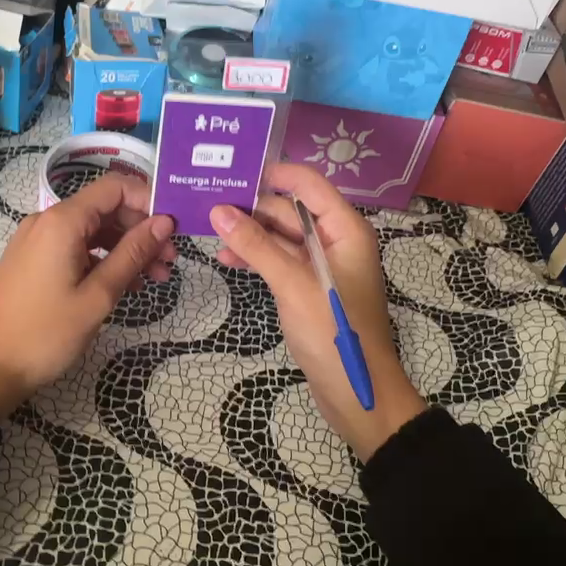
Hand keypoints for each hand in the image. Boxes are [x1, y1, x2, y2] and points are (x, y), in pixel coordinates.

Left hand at [0, 174, 176, 418]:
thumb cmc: (44, 333)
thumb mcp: (97, 296)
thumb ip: (132, 254)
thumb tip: (164, 222)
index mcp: (62, 222)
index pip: (115, 187)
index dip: (148, 199)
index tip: (174, 227)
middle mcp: (47, 221)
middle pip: (105, 208)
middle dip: (141, 229)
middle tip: (169, 261)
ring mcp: (37, 240)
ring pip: (92, 230)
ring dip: (125, 248)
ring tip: (154, 279)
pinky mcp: (32, 260)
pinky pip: (75, 247)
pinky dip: (102, 259)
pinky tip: (124, 285)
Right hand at [211, 164, 426, 460]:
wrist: (358, 394)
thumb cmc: (334, 332)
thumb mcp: (293, 284)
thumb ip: (256, 245)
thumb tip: (218, 210)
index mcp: (344, 230)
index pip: (308, 184)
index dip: (273, 173)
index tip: (233, 171)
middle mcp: (335, 241)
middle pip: (290, 210)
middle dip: (253, 206)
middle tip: (208, 201)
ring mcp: (322, 266)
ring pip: (281, 236)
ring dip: (250, 234)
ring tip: (210, 231)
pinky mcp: (310, 289)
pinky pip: (280, 261)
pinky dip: (257, 258)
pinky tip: (227, 259)